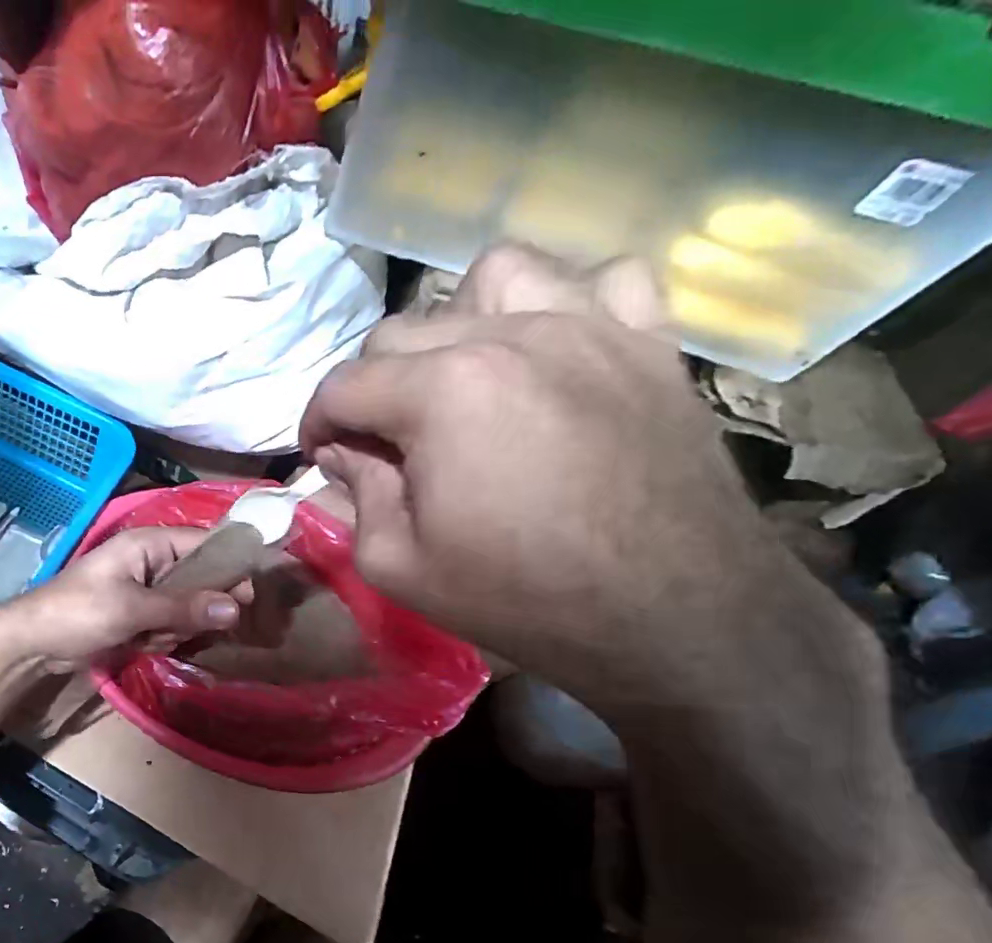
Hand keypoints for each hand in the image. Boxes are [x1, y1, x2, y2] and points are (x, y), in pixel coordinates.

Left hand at [0, 527, 244, 669]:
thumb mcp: (130, 609)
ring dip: (176, 628)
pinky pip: (171, 623)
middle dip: (198, 608)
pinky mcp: (140, 614)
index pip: (205, 544)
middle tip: (189, 627)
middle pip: (201, 578)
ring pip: (189, 606)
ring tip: (149, 637)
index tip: (255, 594)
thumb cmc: (77, 613)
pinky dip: (163, 638)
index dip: (232, 566)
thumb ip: (182, 607)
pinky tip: (141, 646)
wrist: (34, 642)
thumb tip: (235, 607)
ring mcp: (146, 589)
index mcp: (148, 544)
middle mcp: (152, 561)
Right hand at [299, 244, 833, 701]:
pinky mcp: (650, 344)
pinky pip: (605, 280)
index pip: (343, 384)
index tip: (321, 456)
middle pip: (400, 331)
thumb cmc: (520, 595)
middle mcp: (509, 337)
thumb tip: (347, 450)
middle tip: (384, 439)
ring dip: (460, 320)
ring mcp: (588, 329)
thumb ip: (354, 493)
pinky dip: (567, 304)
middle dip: (372, 385)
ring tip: (462, 375)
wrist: (675, 618)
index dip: (316, 423)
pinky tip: (553, 352)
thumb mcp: (395, 563)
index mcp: (441, 391)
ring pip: (495, 275)